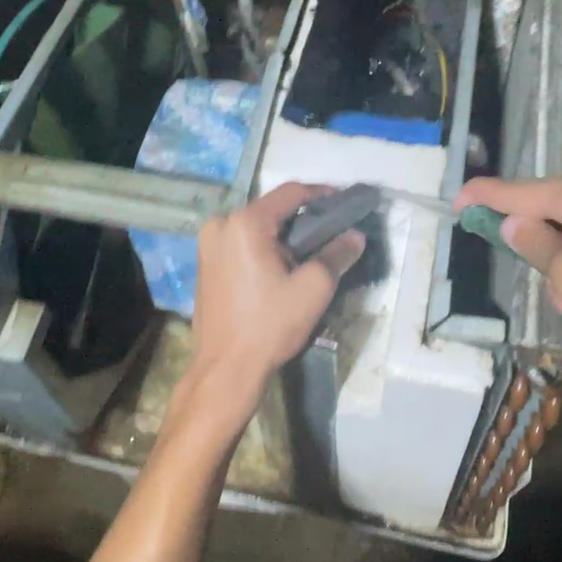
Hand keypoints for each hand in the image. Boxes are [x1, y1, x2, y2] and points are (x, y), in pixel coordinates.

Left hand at [185, 183, 365, 423]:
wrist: (226, 369)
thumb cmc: (269, 325)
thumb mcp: (313, 288)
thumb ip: (336, 254)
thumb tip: (355, 236)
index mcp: (244, 223)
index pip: (290, 193)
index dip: (322, 194)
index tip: (346, 203)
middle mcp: (221, 224)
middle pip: (271, 208)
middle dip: (303, 217)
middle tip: (333, 231)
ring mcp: (208, 244)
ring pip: (256, 227)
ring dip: (284, 234)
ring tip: (313, 251)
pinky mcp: (206, 264)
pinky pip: (241, 243)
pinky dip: (264, 247)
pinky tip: (284, 266)